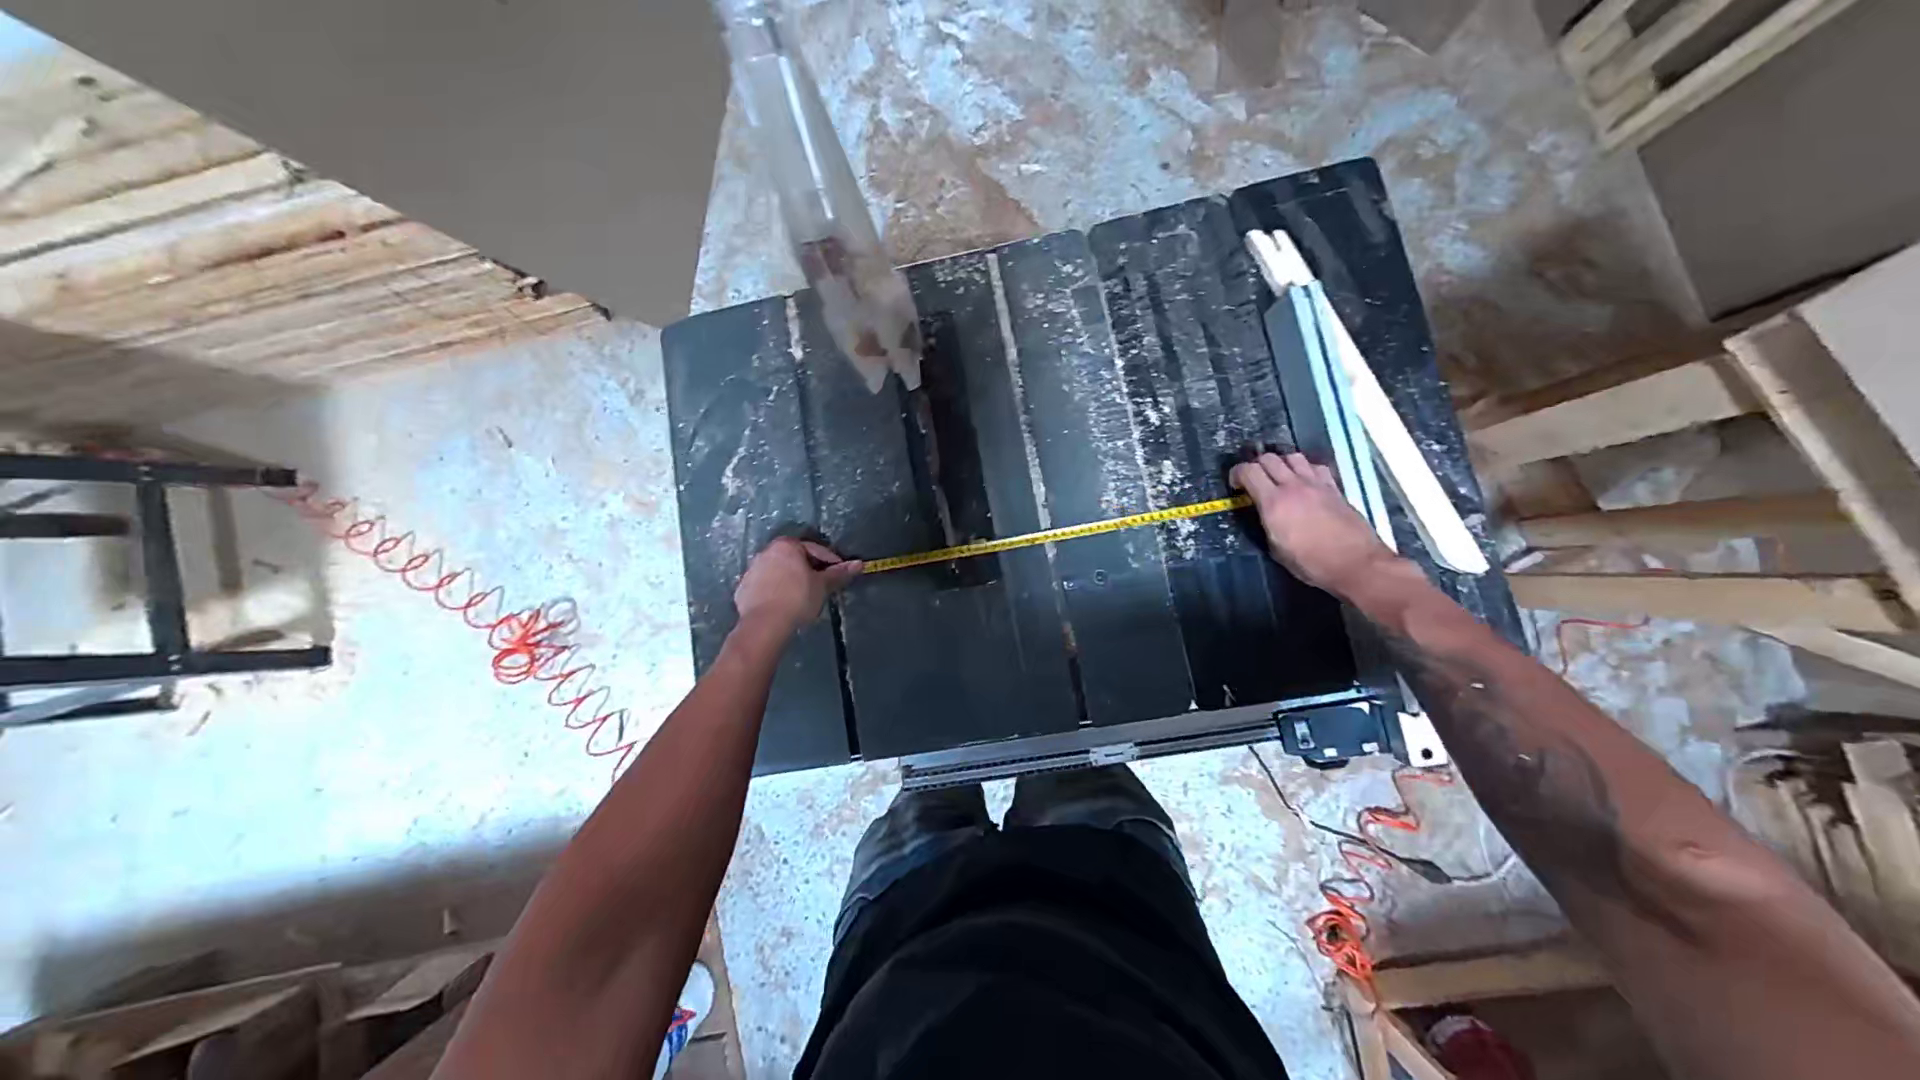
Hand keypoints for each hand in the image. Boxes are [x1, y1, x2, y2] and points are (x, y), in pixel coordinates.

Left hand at [734, 537, 862, 633]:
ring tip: (804, 597)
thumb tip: (858, 564)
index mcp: (787, 546)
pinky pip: (766, 586)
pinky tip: (784, 605)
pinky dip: (776, 591)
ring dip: (792, 580)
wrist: (765, 624)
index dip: (831, 562)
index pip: (815, 549)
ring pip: (779, 572)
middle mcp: (766, 552)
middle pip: (795, 558)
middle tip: (822, 585)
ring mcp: (752, 570)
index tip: (839, 575)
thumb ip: (839, 573)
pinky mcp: (743, 588)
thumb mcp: (822, 585)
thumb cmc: (798, 598)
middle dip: (809, 570)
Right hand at [1230, 451, 1402, 596]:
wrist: (1355, 563)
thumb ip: (1267, 524)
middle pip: (1269, 458)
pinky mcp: (1333, 488)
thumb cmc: (1311, 563)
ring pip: (1292, 456)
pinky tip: (1304, 481)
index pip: (1249, 471)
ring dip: (1281, 463)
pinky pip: (1315, 466)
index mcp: (1273, 502)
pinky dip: (1304, 468)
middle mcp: (1293, 486)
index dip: (1236, 474)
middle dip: (1256, 465)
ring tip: (1279, 477)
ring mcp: (1316, 484)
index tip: (1235, 485)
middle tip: (1255, 481)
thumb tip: (1265, 514)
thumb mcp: (1276, 549)